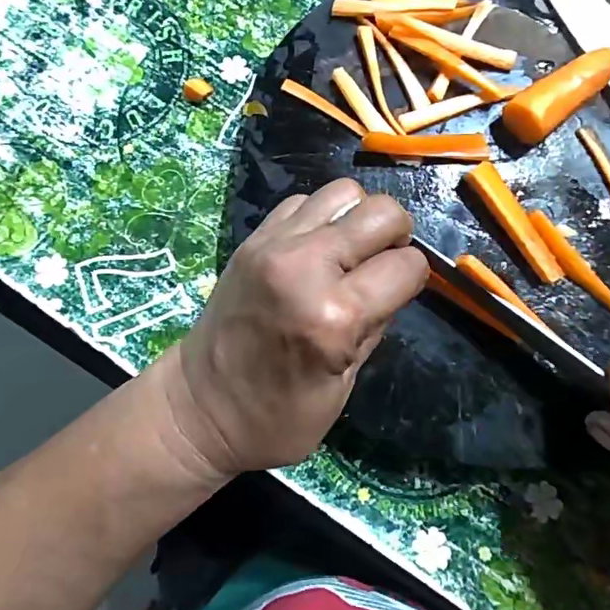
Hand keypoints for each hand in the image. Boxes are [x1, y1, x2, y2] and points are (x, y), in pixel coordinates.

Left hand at [157, 178, 424, 477]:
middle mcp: (305, 266)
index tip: (401, 294)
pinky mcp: (254, 238)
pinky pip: (305, 202)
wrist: (196, 410)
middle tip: (382, 264)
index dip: (414, 279)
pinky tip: (316, 250)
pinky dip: (322, 219)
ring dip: (358, 219)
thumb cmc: (277, 418)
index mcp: (335, 316)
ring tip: (350, 251)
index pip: (407, 265)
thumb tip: (396, 282)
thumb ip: (377, 323)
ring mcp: (274, 245)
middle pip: (382, 211)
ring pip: (344, 192)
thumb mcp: (345, 384)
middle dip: (397, 235)